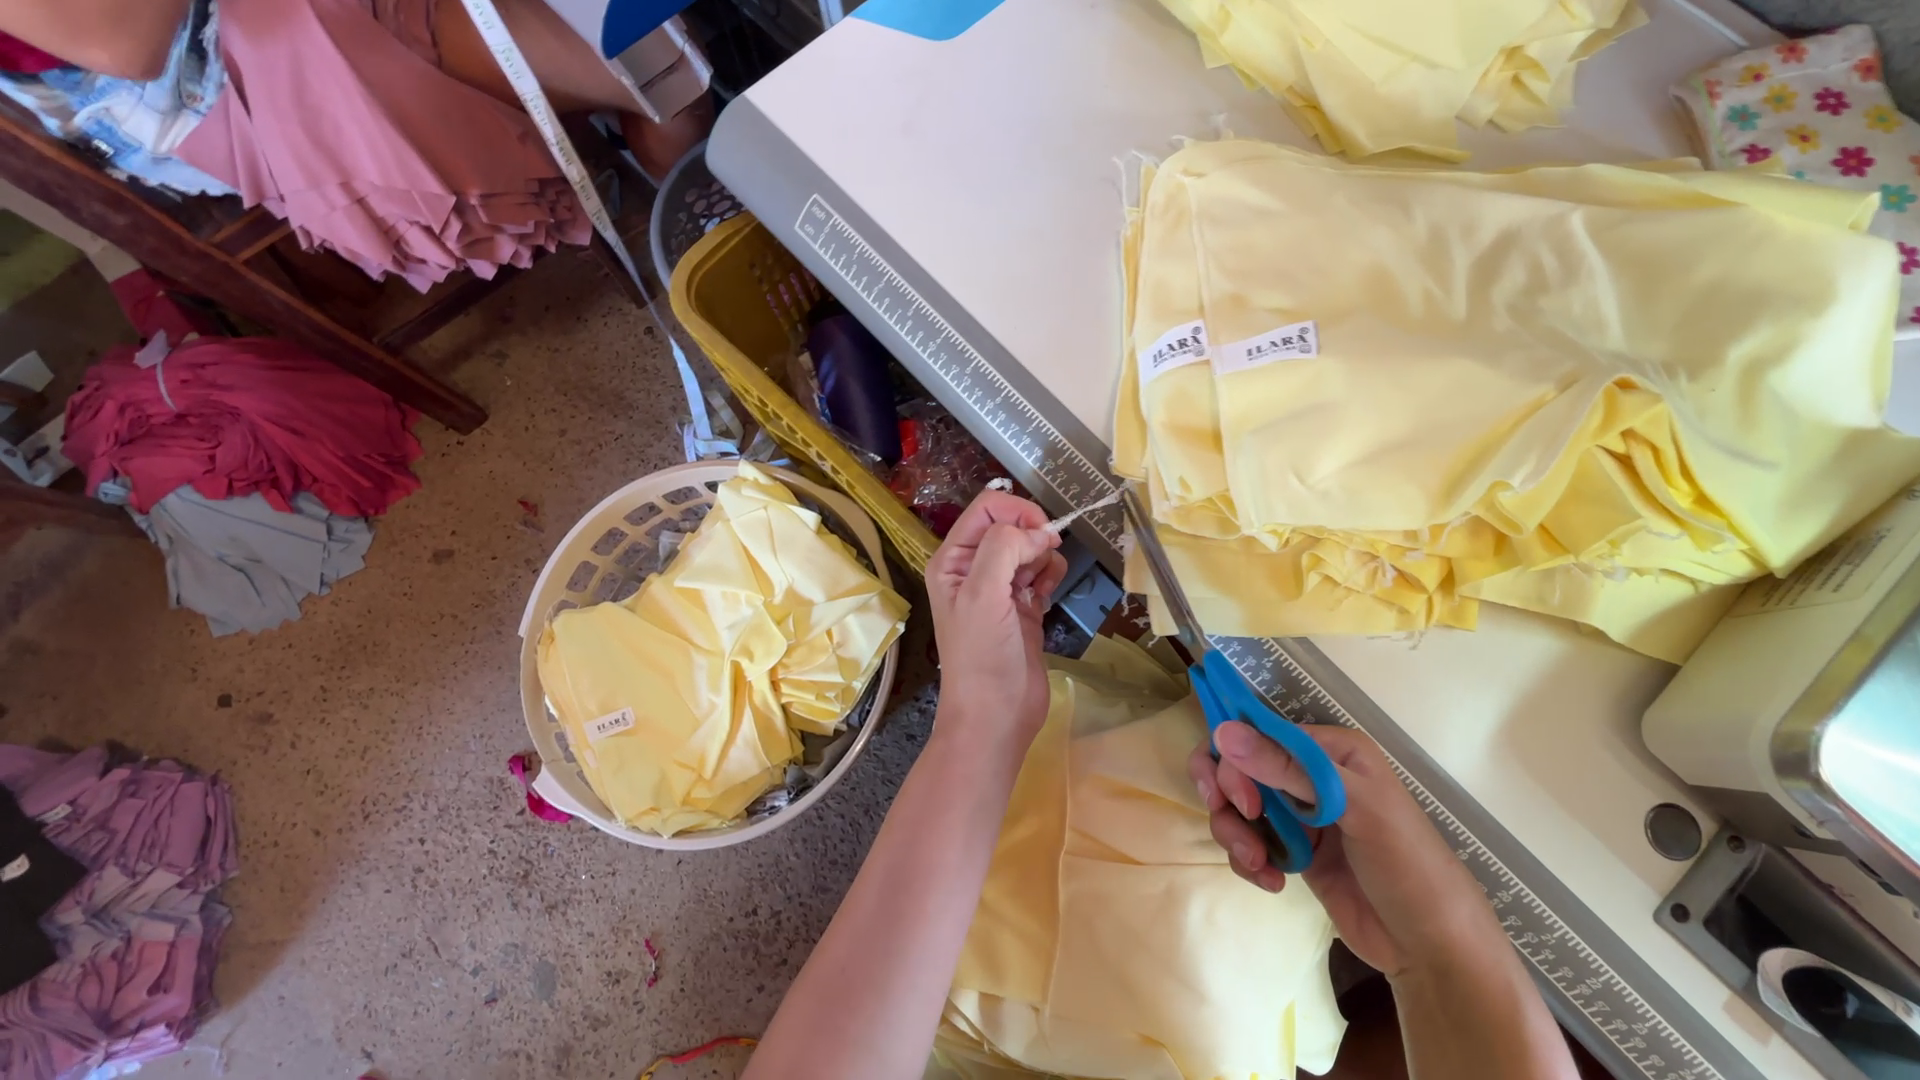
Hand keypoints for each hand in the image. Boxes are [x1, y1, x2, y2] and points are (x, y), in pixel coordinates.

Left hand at [925, 491, 1067, 755]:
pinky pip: (1043, 573)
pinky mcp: (1024, 607)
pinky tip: (1047, 597)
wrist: (996, 715)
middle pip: (1011, 525)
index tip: (1041, 533)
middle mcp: (974, 569)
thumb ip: (1004, 549)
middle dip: (1033, 536)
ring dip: (1044, 558)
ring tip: (1040, 588)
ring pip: (1031, 548)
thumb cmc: (982, 656)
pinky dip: (1051, 577)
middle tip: (1039, 566)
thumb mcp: (982, 595)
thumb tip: (1039, 532)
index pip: (986, 509)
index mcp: (952, 560)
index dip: (1017, 512)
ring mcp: (1000, 588)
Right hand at [1189, 721, 1505, 977]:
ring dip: (1236, 834)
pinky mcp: (1292, 851)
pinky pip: (1246, 841)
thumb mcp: (1354, 808)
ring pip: (1235, 806)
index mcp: (1330, 750)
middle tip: (1243, 827)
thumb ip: (1290, 768)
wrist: (1430, 947)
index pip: (1257, 734)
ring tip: (1259, 864)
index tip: (1243, 802)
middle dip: (1228, 797)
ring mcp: (1299, 814)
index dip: (1236, 762)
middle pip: (1236, 765)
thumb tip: (1224, 732)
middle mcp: (1310, 774)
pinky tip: (1272, 881)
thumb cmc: (1406, 864)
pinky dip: (1248, 860)